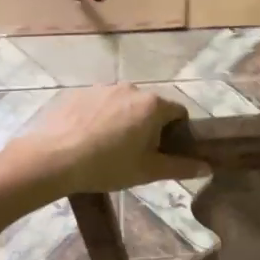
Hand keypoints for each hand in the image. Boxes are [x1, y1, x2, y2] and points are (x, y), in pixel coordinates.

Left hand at [0, 85, 206, 196]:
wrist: (51, 158)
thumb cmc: (106, 165)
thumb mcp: (147, 171)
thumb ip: (180, 167)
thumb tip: (207, 167)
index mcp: (152, 105)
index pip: (178, 112)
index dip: (177, 133)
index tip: (164, 152)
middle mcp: (130, 88)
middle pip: (149, 107)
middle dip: (148, 126)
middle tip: (135, 154)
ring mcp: (102, 88)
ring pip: (122, 104)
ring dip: (122, 120)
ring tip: (106, 148)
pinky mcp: (77, 93)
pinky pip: (98, 104)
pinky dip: (98, 117)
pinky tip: (86, 139)